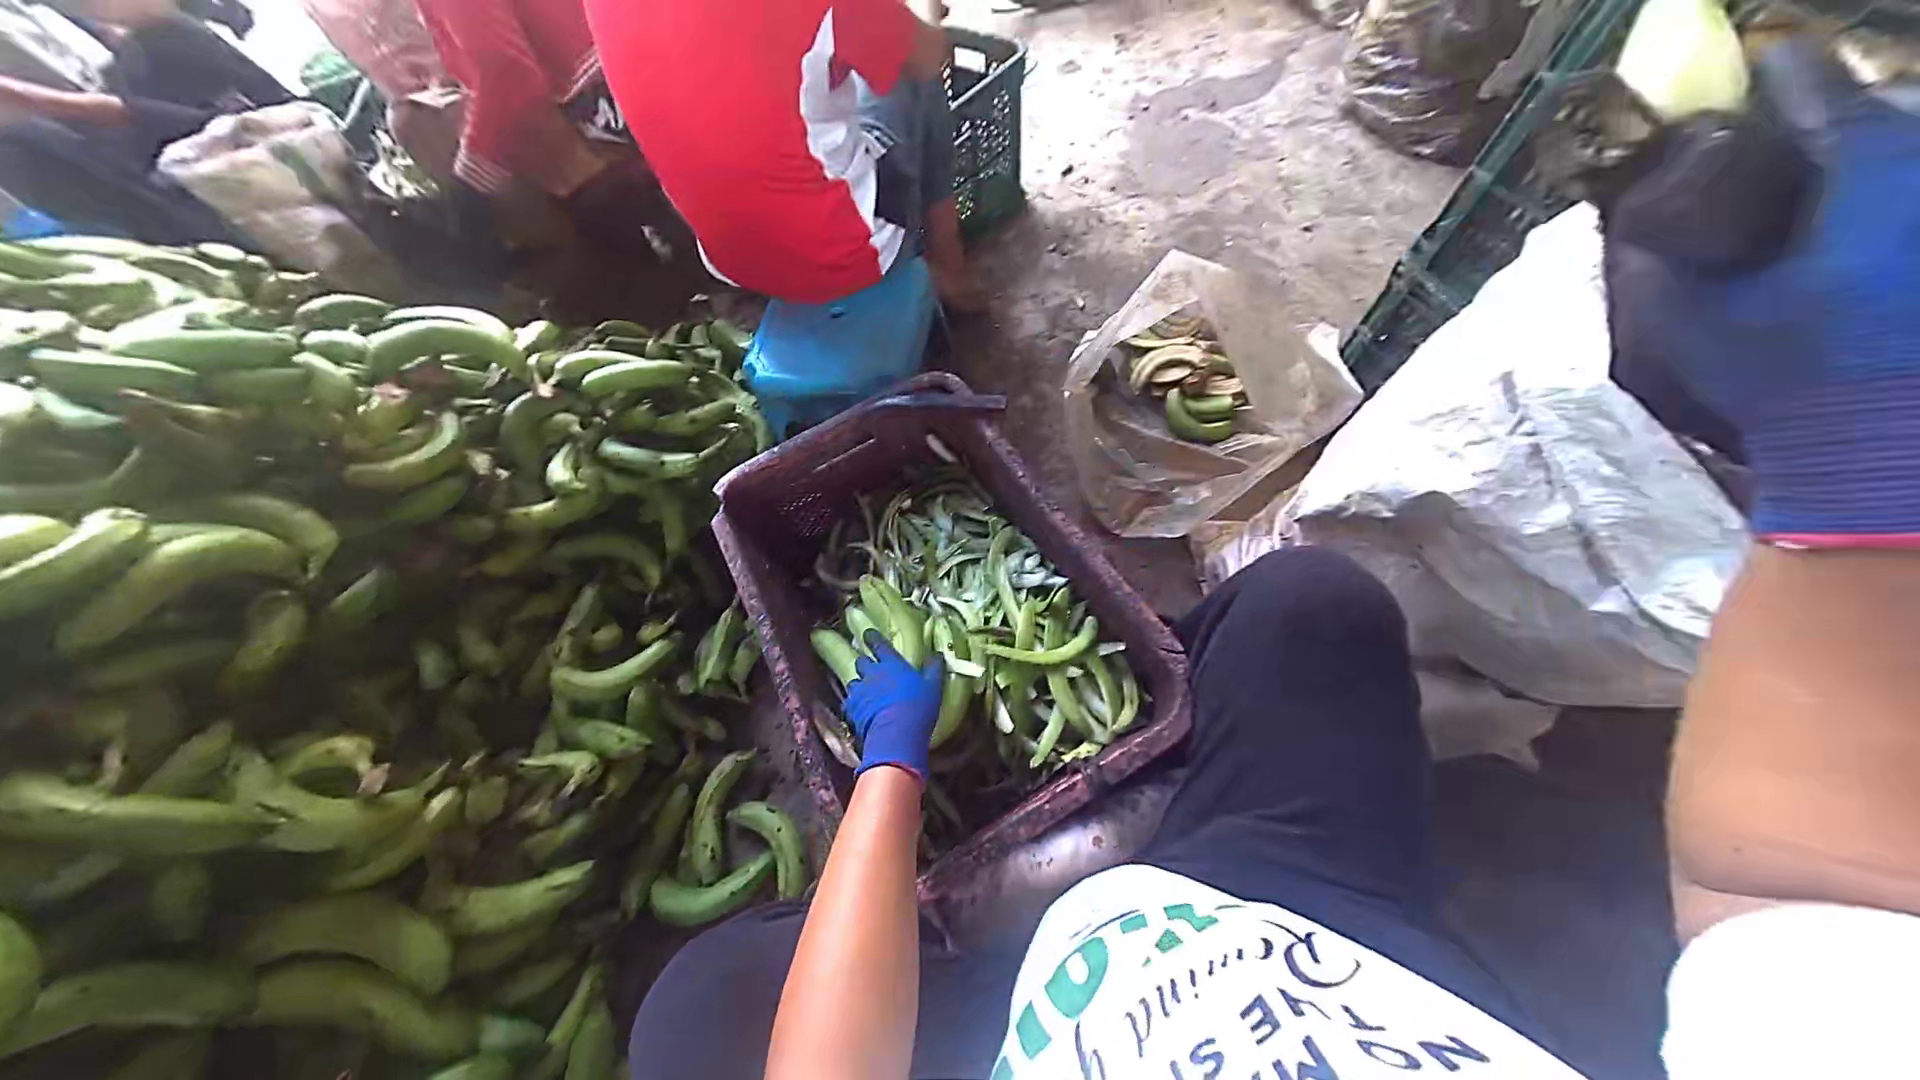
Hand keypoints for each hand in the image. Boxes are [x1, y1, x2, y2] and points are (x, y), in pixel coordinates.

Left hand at [844, 632, 942, 779]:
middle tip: (871, 668)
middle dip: (865, 663)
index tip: (869, 634)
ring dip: (859, 685)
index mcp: (891, 664)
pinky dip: (854, 706)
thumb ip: (934, 668)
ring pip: (853, 682)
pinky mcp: (851, 710)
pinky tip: (860, 712)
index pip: (878, 644)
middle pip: (861, 661)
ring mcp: (859, 692)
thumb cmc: (918, 707)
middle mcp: (872, 674)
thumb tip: (937, 655)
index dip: (873, 638)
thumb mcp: (933, 686)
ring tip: (866, 693)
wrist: (896, 734)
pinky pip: (849, 704)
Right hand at [1604, 41, 1919, 543]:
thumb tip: (1632, 225)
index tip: (1756, 54)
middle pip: (1887, 109)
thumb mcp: (1689, 324)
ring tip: (1815, 160)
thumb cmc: (1780, 378)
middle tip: (1783, 112)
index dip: (1785, 73)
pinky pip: (1909, 186)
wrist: (1882, 442)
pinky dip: (1882, 179)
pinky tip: (1843, 209)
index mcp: (1861, 185)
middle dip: (1832, 104)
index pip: (1823, 100)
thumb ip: (1658, 267)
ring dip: (1865, 143)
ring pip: (1907, 147)